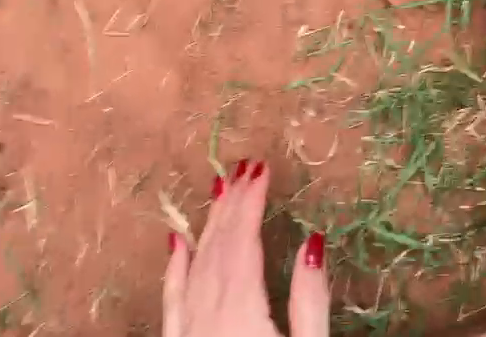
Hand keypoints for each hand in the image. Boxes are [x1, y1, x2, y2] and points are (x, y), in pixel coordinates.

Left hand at [164, 160, 328, 336]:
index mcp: (242, 312)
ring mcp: (187, 331)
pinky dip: (175, 267)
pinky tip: (177, 242)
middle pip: (219, 249)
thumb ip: (309, 299)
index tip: (263, 167)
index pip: (244, 244)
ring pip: (196, 266)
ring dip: (210, 224)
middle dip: (233, 203)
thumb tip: (313, 242)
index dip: (252, 202)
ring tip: (221, 186)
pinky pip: (172, 299)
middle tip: (245, 165)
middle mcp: (208, 316)